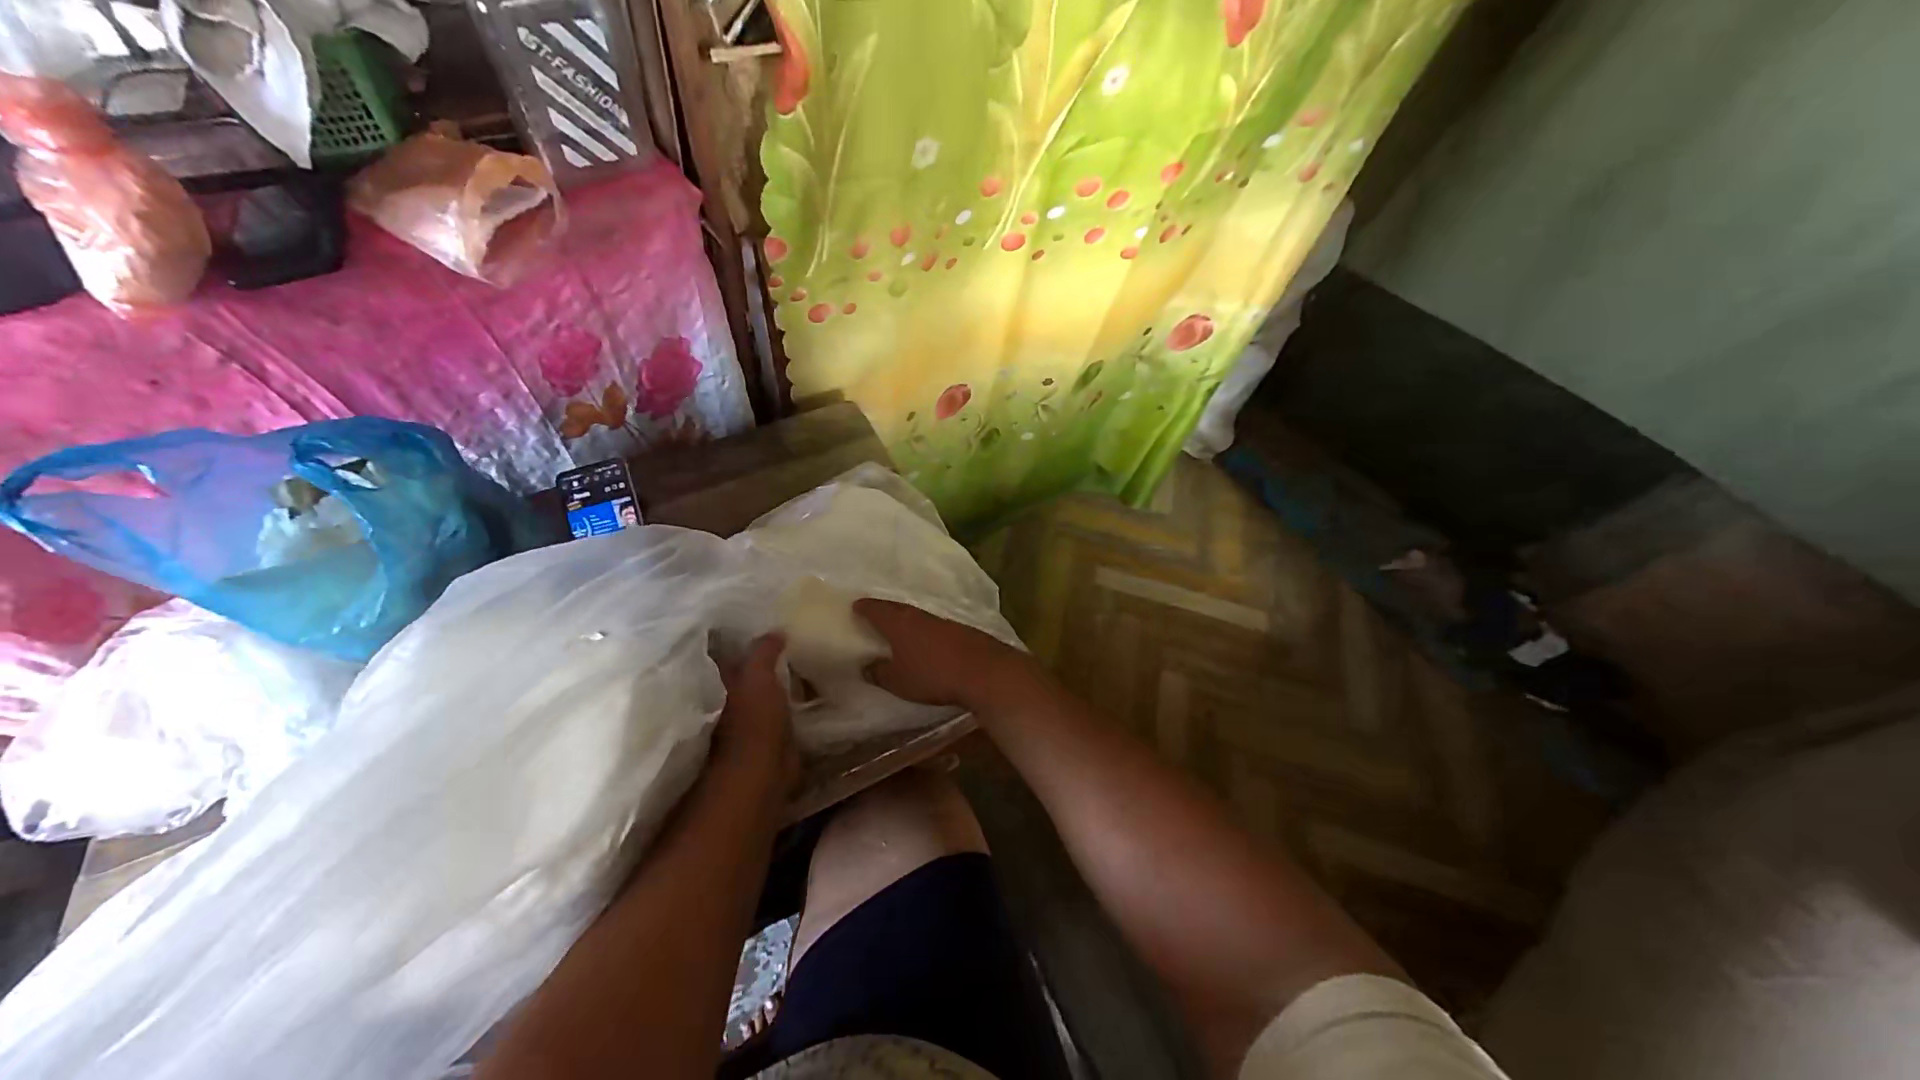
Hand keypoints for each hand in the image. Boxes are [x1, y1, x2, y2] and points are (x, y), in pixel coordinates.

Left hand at [710, 633, 798, 797]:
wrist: (761, 772)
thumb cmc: (752, 720)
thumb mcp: (758, 675)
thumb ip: (763, 651)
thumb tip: (776, 630)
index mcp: (715, 682)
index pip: (718, 650)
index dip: (731, 635)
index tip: (751, 619)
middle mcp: (722, 699)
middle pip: (737, 671)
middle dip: (751, 657)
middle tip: (780, 636)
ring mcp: (741, 720)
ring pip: (756, 691)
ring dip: (770, 680)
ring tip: (796, 658)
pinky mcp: (762, 737)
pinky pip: (774, 710)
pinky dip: (784, 701)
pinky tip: (803, 688)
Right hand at [853, 598, 1038, 711]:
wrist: (984, 671)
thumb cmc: (933, 675)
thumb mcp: (898, 681)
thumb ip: (879, 672)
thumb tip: (866, 667)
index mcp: (899, 622)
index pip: (876, 609)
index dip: (864, 607)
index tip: (855, 605)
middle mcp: (919, 615)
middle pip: (898, 608)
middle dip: (885, 611)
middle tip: (874, 614)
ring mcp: (943, 620)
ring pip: (918, 616)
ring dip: (908, 620)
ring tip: (899, 627)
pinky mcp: (961, 630)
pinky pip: (935, 626)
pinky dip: (926, 630)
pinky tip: (927, 639)